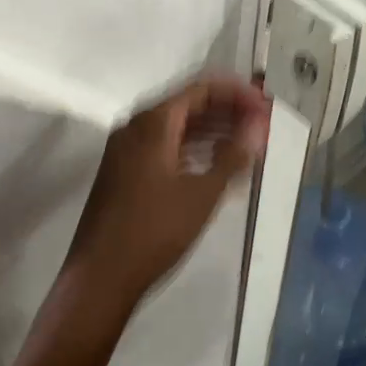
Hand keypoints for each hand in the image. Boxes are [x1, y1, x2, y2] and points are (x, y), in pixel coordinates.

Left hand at [65, 71, 272, 306]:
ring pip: (176, 127)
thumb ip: (233, 155)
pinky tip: (215, 165)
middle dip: (227, 111)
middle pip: (188, 104)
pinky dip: (192, 149)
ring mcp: (126, 149)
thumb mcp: (202, 194)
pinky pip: (164, 146)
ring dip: (212, 131)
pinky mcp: (124, 171)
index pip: (201, 88)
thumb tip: (258, 126)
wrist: (100, 278)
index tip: (265, 106)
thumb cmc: (154, 232)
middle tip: (261, 124)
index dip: (237, 93)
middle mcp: (136, 126)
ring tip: (246, 144)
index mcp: (153, 122)